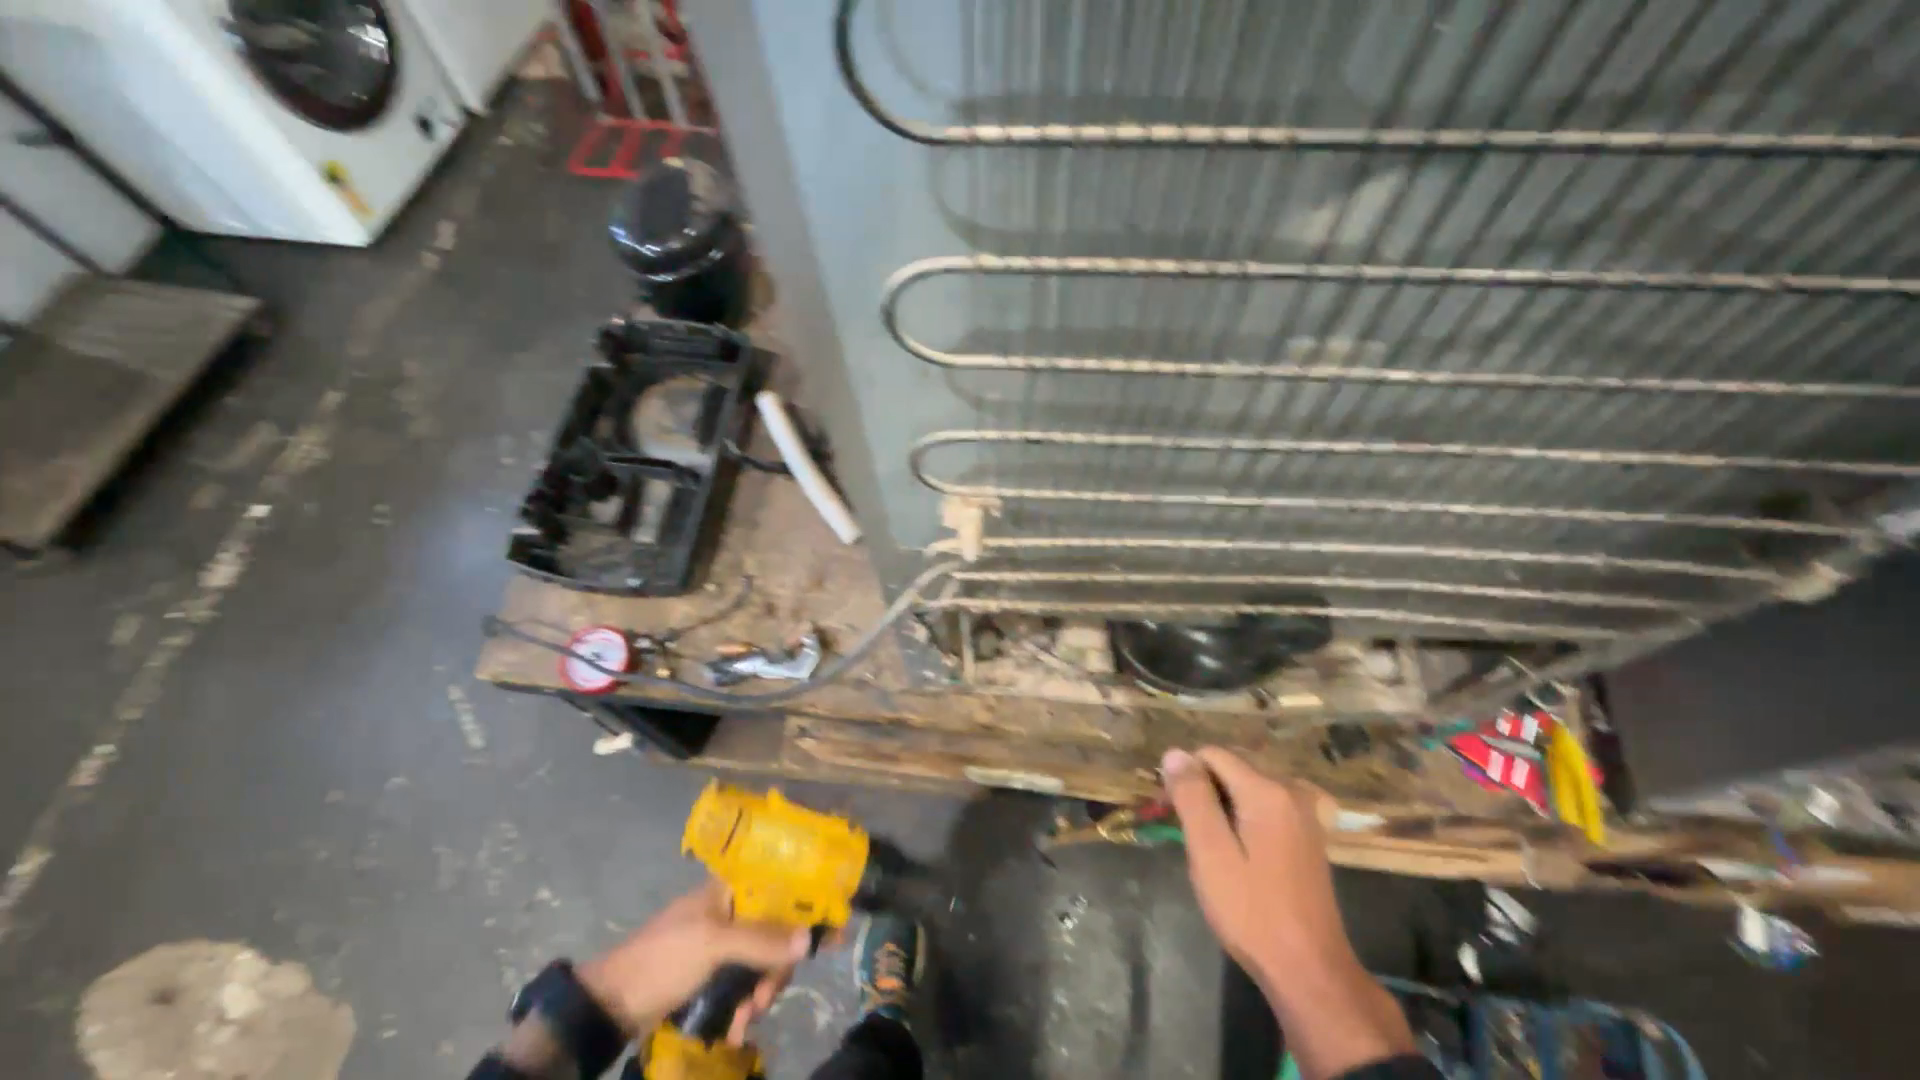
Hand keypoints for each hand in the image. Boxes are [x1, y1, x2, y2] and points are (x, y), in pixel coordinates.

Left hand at [576, 880, 812, 1040]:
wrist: (611, 1005)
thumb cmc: (663, 959)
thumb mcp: (713, 945)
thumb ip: (762, 940)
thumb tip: (810, 939)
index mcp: (729, 890)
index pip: (781, 886)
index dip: (808, 906)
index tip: (831, 934)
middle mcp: (730, 912)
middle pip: (778, 932)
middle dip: (776, 969)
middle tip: (765, 996)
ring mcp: (722, 946)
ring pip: (764, 963)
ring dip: (760, 994)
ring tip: (743, 1020)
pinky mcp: (714, 975)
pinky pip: (746, 985)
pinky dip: (745, 1006)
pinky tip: (735, 1029)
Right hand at [1159, 747, 1344, 981]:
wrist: (1308, 966)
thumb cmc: (1251, 911)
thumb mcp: (1210, 853)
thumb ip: (1193, 797)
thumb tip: (1175, 753)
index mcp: (1268, 790)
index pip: (1212, 755)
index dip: (1185, 777)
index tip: (1172, 815)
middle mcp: (1292, 790)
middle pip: (1233, 767)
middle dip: (1205, 790)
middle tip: (1191, 837)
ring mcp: (1306, 813)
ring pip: (1249, 787)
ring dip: (1224, 806)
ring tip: (1214, 849)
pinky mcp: (1310, 834)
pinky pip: (1267, 806)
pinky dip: (1246, 818)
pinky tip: (1242, 855)